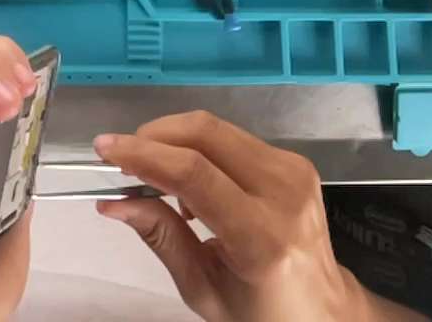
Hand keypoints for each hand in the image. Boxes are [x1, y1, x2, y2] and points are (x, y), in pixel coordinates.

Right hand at [94, 112, 426, 321]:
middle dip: (153, 135)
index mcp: (262, 238)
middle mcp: (282, 193)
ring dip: (173, 138)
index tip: (105, 148)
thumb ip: (160, 237)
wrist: (326, 312)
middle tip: (122, 156)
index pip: (195, 174)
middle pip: (205, 133)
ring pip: (216, 128)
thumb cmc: (260, 314)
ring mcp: (294, 170)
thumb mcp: (203, 290)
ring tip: (152, 172)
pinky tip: (189, 179)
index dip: (144, 154)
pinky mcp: (294, 160)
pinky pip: (232, 137)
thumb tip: (112, 202)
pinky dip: (198, 147)